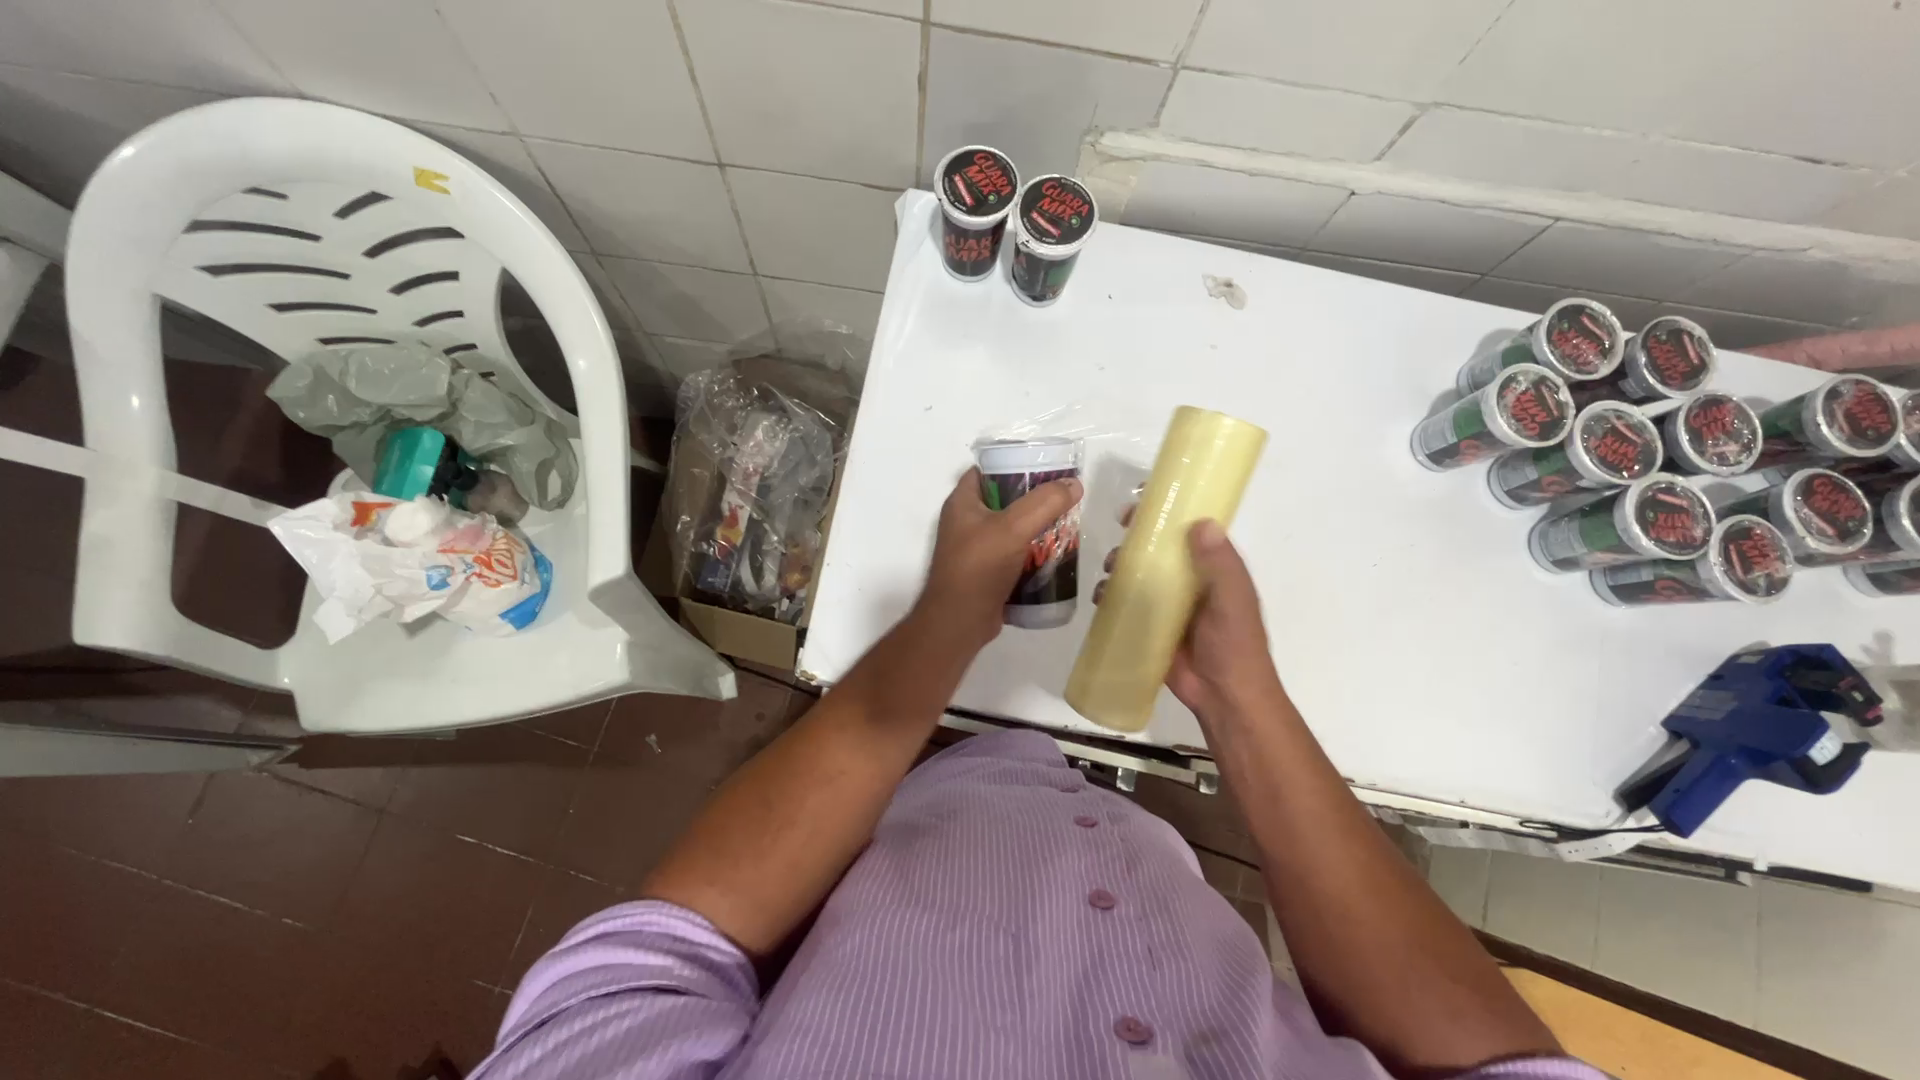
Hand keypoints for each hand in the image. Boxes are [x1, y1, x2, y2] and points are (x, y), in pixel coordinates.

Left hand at [914, 467, 1082, 648]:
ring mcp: (974, 551)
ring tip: (1064, 526)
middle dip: (1032, 499)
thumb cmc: (979, 568)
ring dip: (1035, 528)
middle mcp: (965, 523)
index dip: (1012, 465)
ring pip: (1010, 530)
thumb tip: (1073, 484)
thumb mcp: (1013, 528)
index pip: (985, 471)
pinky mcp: (986, 574)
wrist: (959, 623)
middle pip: (1003, 500)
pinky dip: (1031, 554)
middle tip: (1061, 499)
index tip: (1043, 468)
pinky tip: (1055, 556)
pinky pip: (1012, 556)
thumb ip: (1044, 503)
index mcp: (962, 504)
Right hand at [1094, 516, 1281, 722]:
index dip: (1168, 515)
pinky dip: (1111, 597)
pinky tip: (1100, 598)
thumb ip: (1221, 565)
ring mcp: (1169, 605)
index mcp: (1214, 570)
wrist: (1223, 696)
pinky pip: (1127, 605)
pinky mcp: (1150, 627)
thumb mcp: (1234, 600)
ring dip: (1120, 567)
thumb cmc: (1235, 645)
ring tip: (1108, 571)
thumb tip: (1202, 522)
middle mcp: (1190, 581)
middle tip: (1118, 536)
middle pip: (1158, 550)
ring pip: (1139, 575)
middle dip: (1135, 540)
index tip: (1143, 504)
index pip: (1190, 531)